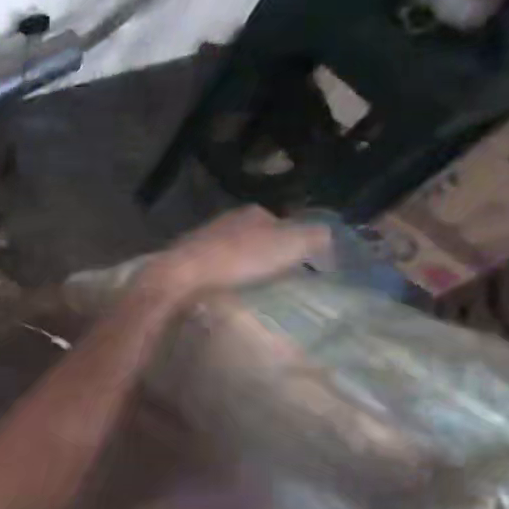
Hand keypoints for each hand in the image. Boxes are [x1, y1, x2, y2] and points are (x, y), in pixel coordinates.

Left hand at [141, 207, 330, 303]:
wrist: (180, 277)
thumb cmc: (237, 259)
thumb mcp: (288, 243)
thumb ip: (314, 237)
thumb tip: (329, 238)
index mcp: (251, 213)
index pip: (280, 222)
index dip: (293, 242)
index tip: (301, 264)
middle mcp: (223, 222)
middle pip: (253, 238)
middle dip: (265, 255)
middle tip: (279, 279)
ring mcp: (200, 243)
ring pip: (229, 254)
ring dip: (241, 269)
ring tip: (254, 290)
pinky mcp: (183, 266)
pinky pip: (211, 272)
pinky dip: (220, 281)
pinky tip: (225, 295)